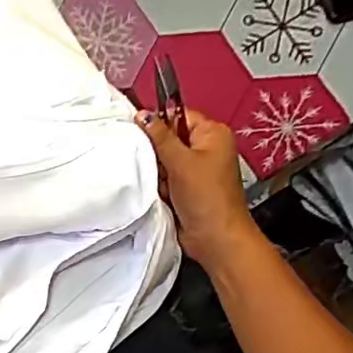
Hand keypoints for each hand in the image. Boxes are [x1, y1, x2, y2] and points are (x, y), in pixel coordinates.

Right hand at [137, 107, 262, 264]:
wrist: (213, 235)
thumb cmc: (206, 197)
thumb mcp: (181, 162)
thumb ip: (161, 138)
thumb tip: (144, 116)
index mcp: (212, 133)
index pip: (180, 116)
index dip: (159, 123)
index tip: (140, 132)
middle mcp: (205, 149)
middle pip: (169, 141)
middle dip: (158, 156)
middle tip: (159, 168)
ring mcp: (195, 170)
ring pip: (164, 163)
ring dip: (158, 175)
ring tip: (164, 187)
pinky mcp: (185, 189)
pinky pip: (164, 181)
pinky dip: (160, 189)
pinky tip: (163, 196)